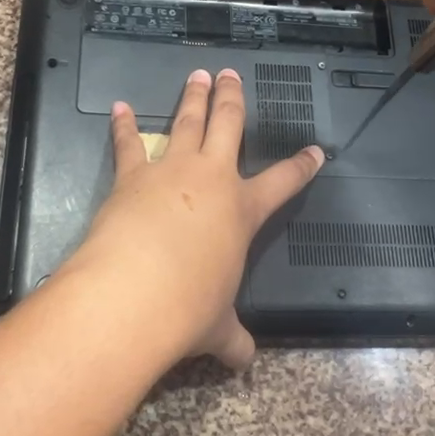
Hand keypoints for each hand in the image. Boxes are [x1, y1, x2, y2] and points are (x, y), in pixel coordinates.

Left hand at [57, 68, 323, 369]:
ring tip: (196, 74)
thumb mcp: (218, 328)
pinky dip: (124, 124)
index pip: (284, 182)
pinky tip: (120, 107)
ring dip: (192, 97)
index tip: (315, 151)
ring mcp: (171, 170)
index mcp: (243, 211)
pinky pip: (129, 142)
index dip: (301, 166)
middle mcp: (211, 179)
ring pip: (186, 121)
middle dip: (232, 98)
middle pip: (228, 125)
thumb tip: (243, 361)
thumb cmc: (189, 309)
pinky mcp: (132, 175)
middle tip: (231, 75)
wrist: (136, 293)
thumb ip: (232, 339)